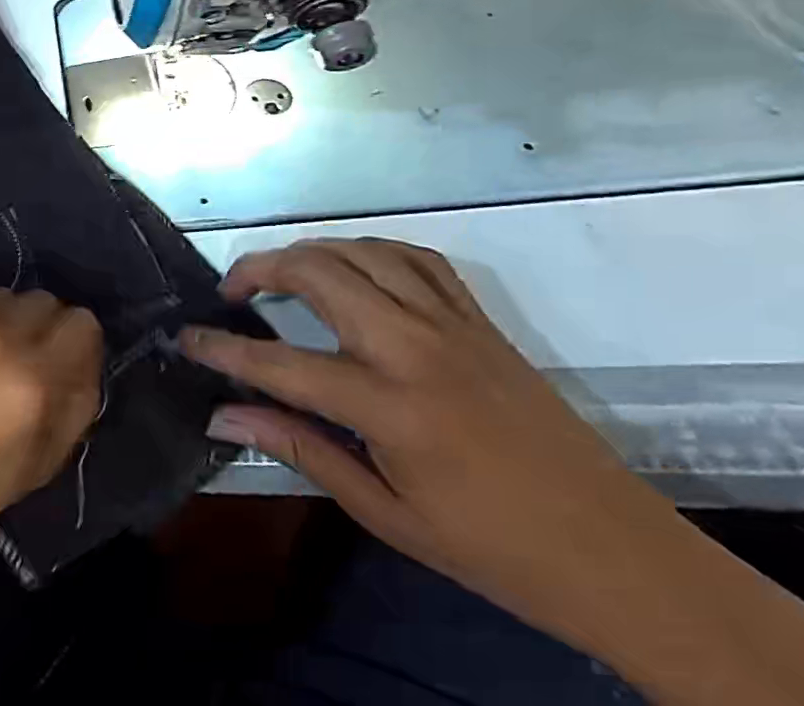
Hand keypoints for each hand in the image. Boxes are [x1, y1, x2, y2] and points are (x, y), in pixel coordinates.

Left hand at [0, 286, 101, 547]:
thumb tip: (85, 355)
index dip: (74, 344)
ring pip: (0, 294)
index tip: (57, 363)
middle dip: (38, 328)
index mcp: (35, 379)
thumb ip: (80, 401)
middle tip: (14, 361)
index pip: (82, 321)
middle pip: (43, 300)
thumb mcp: (46, 461)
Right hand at [181, 239, 699, 648]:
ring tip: (280, 272)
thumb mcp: (384, 512)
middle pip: (322, 275)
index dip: (224, 348)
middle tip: (231, 290)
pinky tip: (353, 267)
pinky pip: (418, 260)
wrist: (617, 552)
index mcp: (391, 407)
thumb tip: (223, 415)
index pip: (281, 363)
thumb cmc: (491, 548)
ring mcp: (455, 325)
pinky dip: (372, 251)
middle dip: (262, 270)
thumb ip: (300, 448)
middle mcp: (418, 348)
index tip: (186, 337)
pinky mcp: (482, 322)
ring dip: (312, 251)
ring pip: (366, 253)